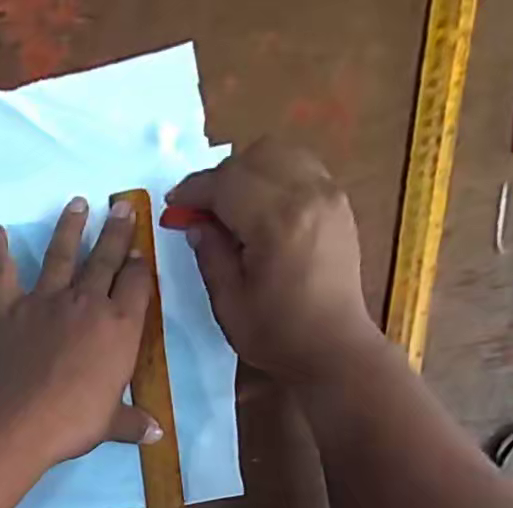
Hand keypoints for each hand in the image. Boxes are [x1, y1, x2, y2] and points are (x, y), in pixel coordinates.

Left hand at [0, 196, 160, 466]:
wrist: (19, 423)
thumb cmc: (73, 423)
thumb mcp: (111, 424)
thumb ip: (133, 422)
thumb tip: (157, 433)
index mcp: (120, 327)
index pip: (136, 284)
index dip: (140, 265)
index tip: (141, 251)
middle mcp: (86, 304)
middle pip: (105, 259)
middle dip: (117, 231)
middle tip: (123, 206)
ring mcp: (45, 302)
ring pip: (61, 254)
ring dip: (70, 227)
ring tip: (78, 203)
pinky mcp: (7, 309)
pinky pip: (1, 273)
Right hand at [166, 138, 393, 384]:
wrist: (333, 349)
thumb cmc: (276, 334)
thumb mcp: (229, 302)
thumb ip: (211, 255)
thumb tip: (196, 224)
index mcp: (276, 221)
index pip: (225, 183)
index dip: (193, 190)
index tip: (173, 204)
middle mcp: (307, 195)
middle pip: (253, 158)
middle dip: (220, 178)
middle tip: (201, 210)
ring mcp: (329, 195)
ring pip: (281, 154)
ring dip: (249, 171)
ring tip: (231, 206)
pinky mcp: (339, 204)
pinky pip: (302, 168)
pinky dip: (275, 176)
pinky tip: (262, 208)